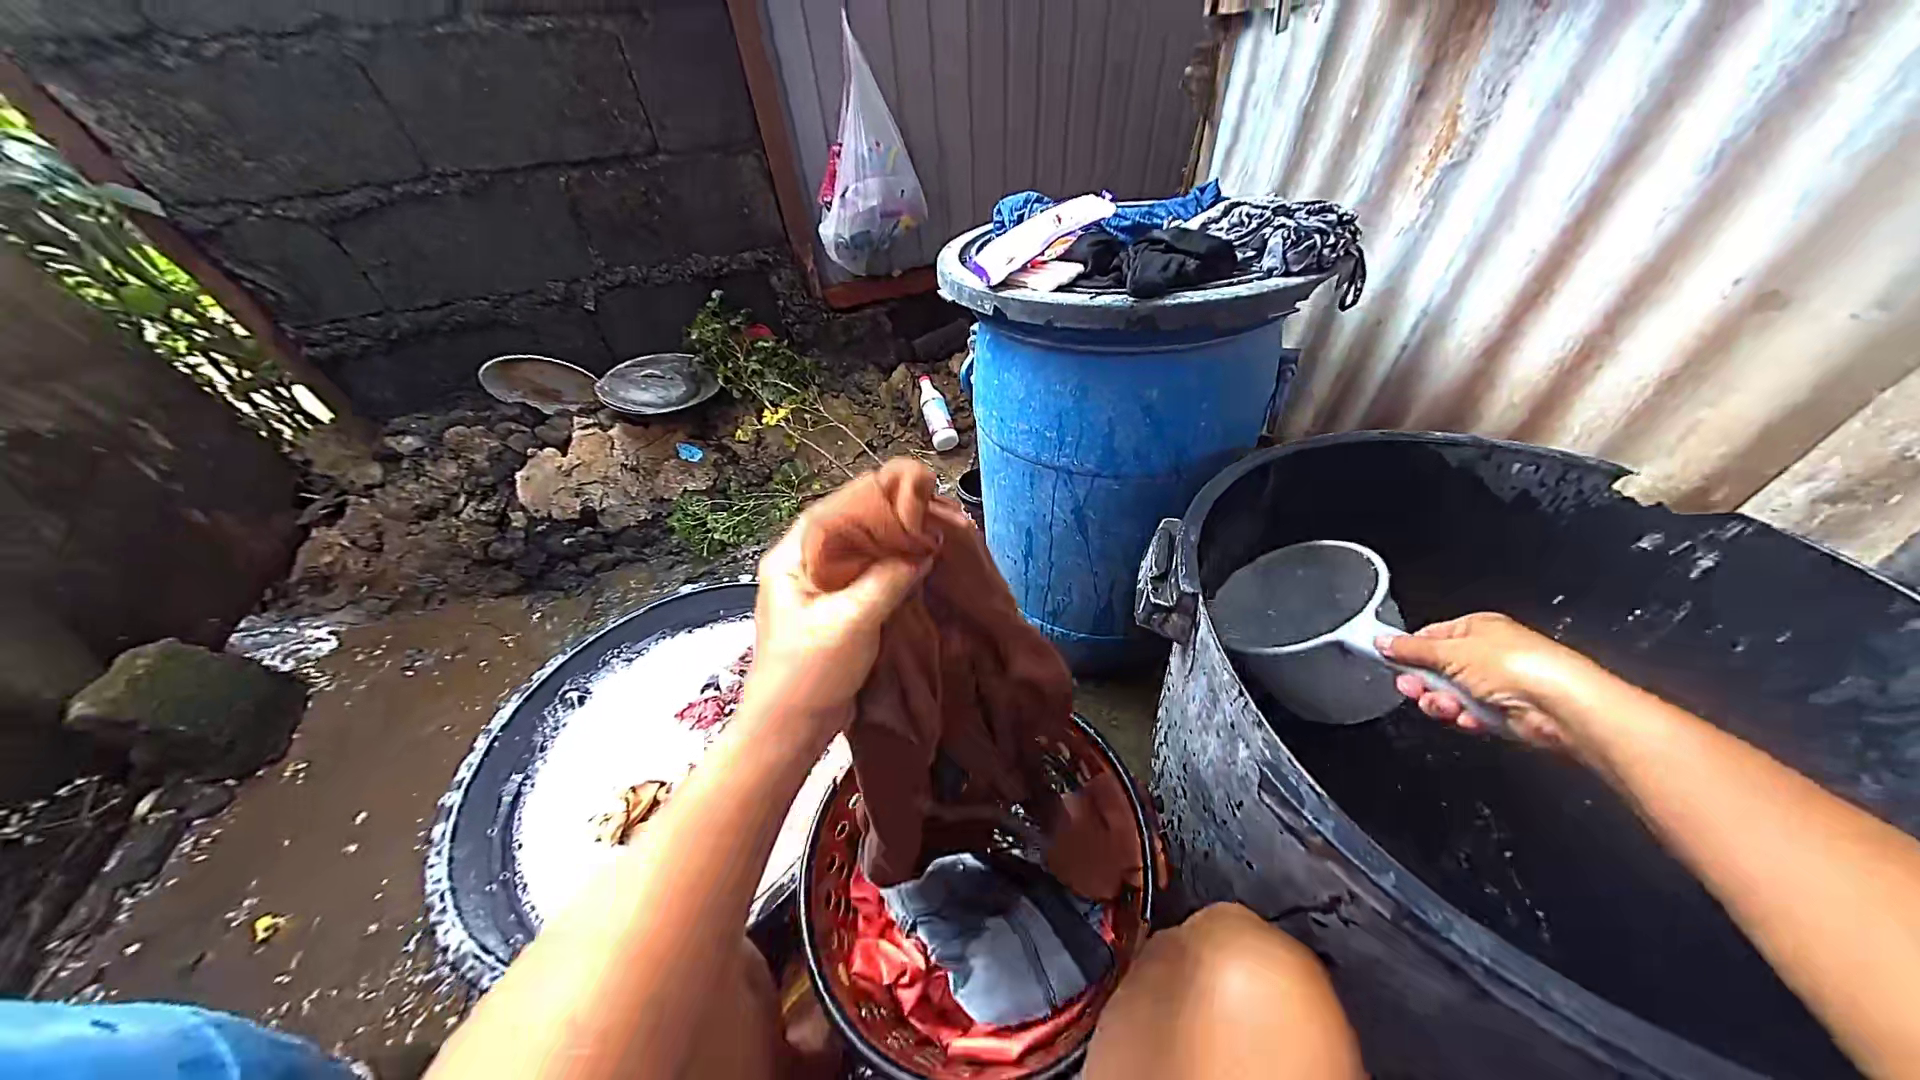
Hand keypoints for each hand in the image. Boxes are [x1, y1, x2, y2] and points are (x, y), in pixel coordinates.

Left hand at [739, 516, 928, 743]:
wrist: (791, 728)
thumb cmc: (808, 673)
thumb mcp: (852, 620)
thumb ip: (888, 579)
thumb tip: (924, 549)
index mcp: (790, 559)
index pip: (832, 513)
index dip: (871, 498)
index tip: (911, 492)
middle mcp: (801, 568)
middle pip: (847, 532)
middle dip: (886, 523)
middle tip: (927, 515)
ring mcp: (818, 591)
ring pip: (858, 557)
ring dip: (889, 549)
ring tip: (926, 537)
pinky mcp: (834, 612)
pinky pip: (864, 581)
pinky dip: (889, 573)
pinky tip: (914, 570)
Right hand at [1376, 612, 1600, 753]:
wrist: (1565, 709)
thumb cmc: (1522, 668)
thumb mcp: (1449, 651)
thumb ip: (1410, 648)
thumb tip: (1382, 642)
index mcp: (1474, 629)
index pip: (1426, 637)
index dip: (1406, 652)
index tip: (1390, 663)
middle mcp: (1484, 654)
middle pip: (1432, 670)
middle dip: (1423, 683)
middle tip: (1416, 688)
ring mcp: (1494, 684)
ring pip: (1446, 696)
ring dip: (1442, 703)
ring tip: (1450, 706)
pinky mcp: (1501, 712)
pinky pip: (1466, 715)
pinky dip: (1465, 718)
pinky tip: (1472, 718)